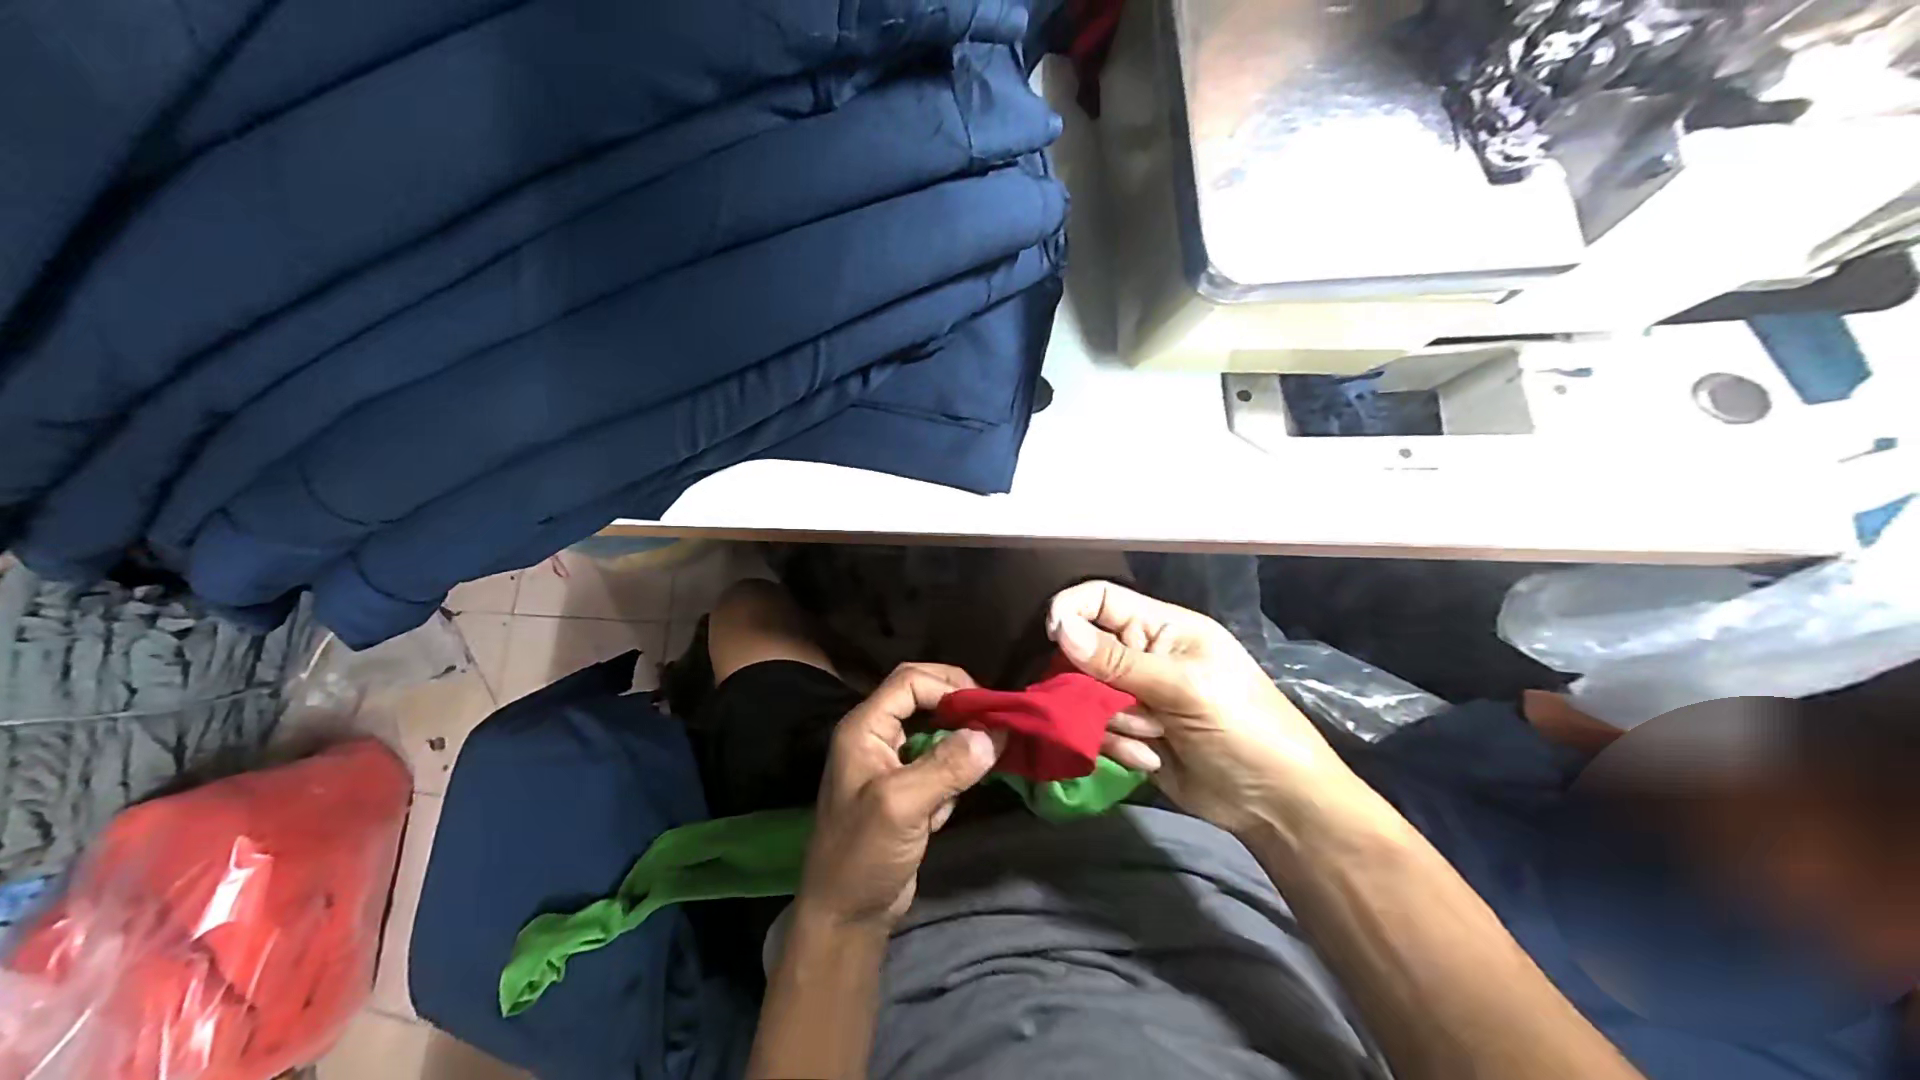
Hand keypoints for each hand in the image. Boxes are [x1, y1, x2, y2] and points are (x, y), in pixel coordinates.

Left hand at [797, 663, 1003, 931]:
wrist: (846, 915)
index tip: (987, 707)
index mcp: (864, 728)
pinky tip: (959, 796)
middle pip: (924, 698)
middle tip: (996, 721)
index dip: (948, 685)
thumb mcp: (902, 806)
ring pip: (937, 730)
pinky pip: (941, 763)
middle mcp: (878, 737)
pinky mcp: (909, 789)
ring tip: (992, 751)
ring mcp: (893, 764)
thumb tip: (994, 733)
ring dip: (963, 740)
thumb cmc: (862, 854)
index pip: (909, 682)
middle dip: (960, 706)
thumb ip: (946, 766)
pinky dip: (957, 772)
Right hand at [1047, 580, 1358, 836]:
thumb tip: (1061, 629)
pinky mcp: (1132, 734)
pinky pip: (1098, 731)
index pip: (1102, 599)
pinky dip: (1119, 747)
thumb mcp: (1184, 688)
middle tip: (1121, 707)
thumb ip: (1119, 661)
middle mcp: (1145, 656)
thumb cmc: (1244, 728)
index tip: (1054, 640)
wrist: (1275, 804)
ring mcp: (1137, 697)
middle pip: (1084, 653)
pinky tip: (1152, 760)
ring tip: (1153, 739)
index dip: (1072, 611)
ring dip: (1113, 722)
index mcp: (1164, 628)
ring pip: (1087, 698)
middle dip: (1093, 686)